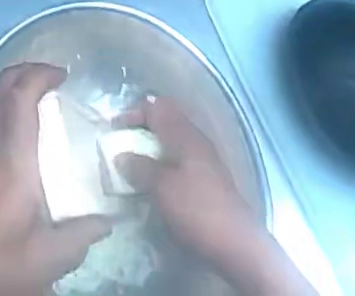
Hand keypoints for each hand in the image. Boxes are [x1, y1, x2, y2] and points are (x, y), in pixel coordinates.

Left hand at [0, 63, 110, 295]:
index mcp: (10, 154)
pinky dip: (8, 118)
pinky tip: (22, 145)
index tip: (62, 75)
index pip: (19, 94)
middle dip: (29, 72)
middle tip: (55, 81)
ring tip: (46, 112)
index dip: (40, 74)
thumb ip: (78, 237)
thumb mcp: (44, 258)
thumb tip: (105, 222)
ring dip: (18, 96)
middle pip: (4, 87)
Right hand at [115, 96, 312, 295]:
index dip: (133, 112)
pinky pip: (180, 160)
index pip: (156, 107)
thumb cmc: (197, 210)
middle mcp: (196, 141)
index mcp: (184, 134)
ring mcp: (205, 161)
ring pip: (172, 141)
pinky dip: (163, 163)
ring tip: (134, 163)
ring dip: (152, 147)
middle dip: (142, 127)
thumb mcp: (161, 187)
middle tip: (123, 142)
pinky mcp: (209, 181)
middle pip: (166, 120)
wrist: (240, 247)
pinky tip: (156, 182)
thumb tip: (121, 156)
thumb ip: (139, 167)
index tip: (115, 128)